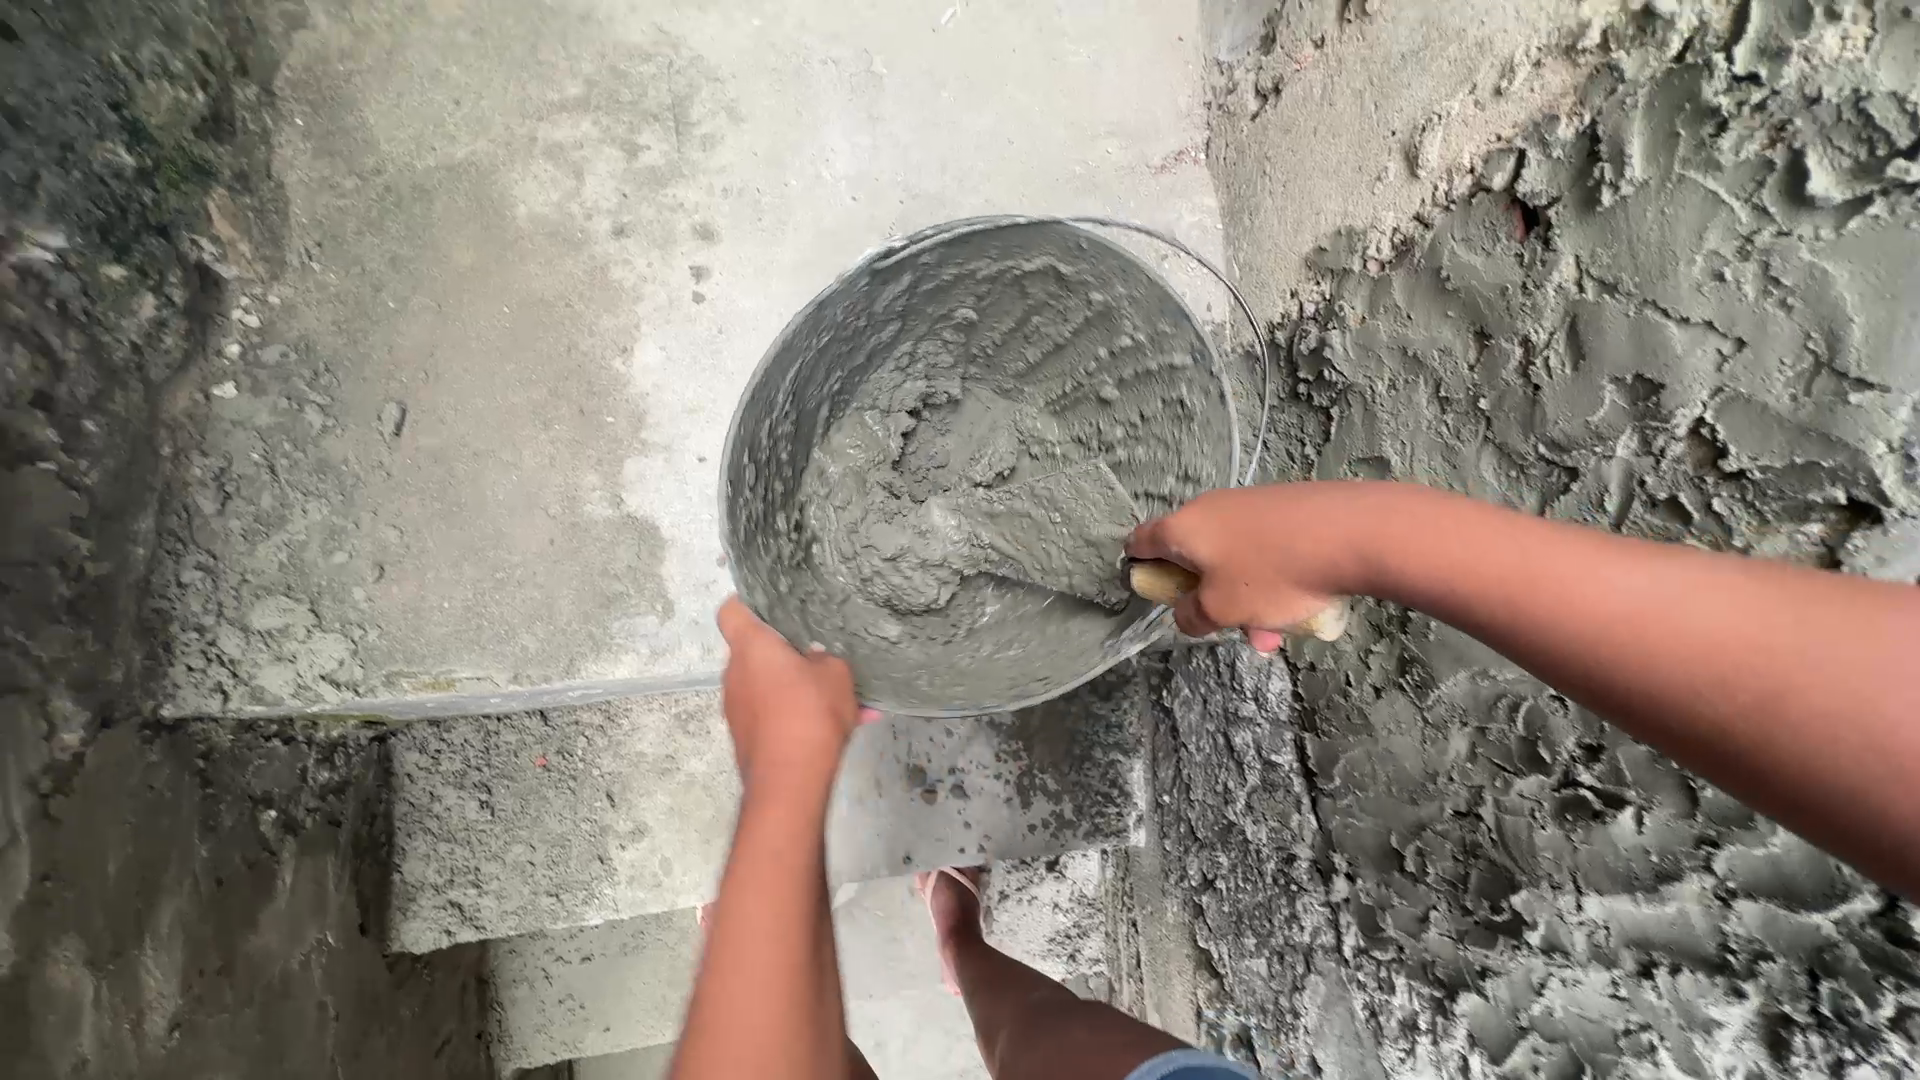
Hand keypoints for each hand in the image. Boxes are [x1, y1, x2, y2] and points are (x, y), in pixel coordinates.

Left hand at [716, 597, 866, 787]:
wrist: (790, 782)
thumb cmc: (810, 713)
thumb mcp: (837, 674)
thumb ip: (825, 658)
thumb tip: (815, 659)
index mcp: (751, 648)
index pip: (732, 611)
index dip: (748, 603)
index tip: (773, 606)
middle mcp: (734, 674)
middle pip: (755, 651)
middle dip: (786, 653)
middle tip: (821, 656)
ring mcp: (736, 708)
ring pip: (769, 686)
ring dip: (797, 688)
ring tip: (842, 700)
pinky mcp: (745, 737)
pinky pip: (774, 714)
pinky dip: (797, 716)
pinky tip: (840, 727)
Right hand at [1126, 482, 1379, 650]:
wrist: (1354, 532)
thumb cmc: (1272, 573)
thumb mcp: (1222, 609)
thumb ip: (1191, 616)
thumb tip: (1184, 613)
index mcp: (1182, 528)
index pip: (1140, 541)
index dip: (1139, 567)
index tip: (1154, 590)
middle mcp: (1210, 509)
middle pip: (1193, 557)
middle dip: (1208, 597)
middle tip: (1230, 628)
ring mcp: (1249, 505)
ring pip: (1233, 559)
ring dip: (1246, 598)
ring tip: (1277, 632)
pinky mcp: (1285, 507)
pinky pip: (1264, 550)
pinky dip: (1272, 578)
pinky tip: (1302, 604)